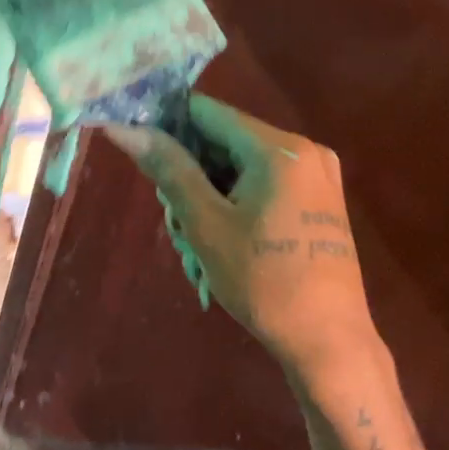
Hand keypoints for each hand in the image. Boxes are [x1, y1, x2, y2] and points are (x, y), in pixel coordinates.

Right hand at [100, 96, 376, 369]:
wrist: (324, 336)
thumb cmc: (260, 279)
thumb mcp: (205, 224)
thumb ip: (169, 170)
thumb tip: (123, 127)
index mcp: (279, 148)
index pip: (206, 113)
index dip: (165, 128)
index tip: (138, 160)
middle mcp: (304, 151)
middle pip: (222, 144)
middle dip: (188, 179)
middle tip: (176, 226)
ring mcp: (316, 178)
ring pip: (237, 172)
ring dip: (206, 202)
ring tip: (198, 251)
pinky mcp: (317, 203)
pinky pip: (260, 190)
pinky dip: (231, 211)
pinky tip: (221, 250)